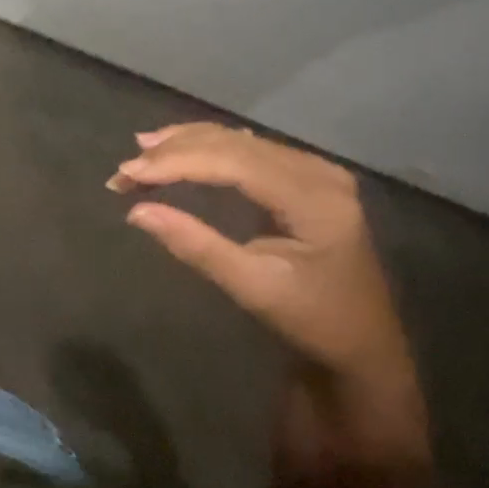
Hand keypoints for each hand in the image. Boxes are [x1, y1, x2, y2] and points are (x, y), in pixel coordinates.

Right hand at [109, 123, 402, 373]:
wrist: (365, 346)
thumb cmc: (313, 320)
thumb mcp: (252, 286)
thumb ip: (195, 244)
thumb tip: (136, 211)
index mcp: (314, 199)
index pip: (233, 162)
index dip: (176, 162)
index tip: (128, 174)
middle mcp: (319, 173)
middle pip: (233, 145)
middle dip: (173, 153)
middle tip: (124, 171)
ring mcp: (316, 172)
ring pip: (237, 141)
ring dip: (185, 145)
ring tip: (140, 152)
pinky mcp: (306, 178)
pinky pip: (248, 149)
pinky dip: (206, 149)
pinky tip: (177, 148)